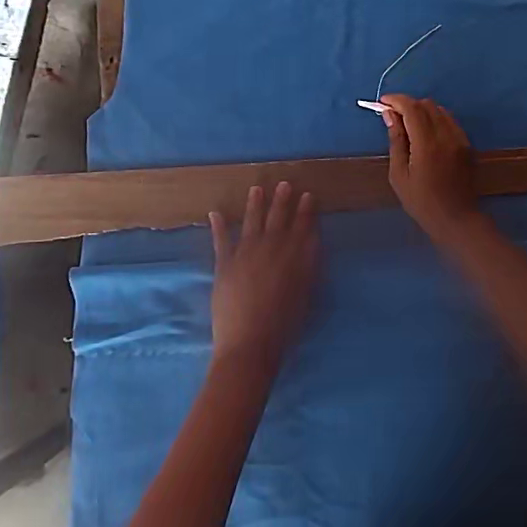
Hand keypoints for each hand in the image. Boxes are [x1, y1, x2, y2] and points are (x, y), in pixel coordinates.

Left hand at [208, 182, 318, 368]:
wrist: (250, 343)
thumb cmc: (285, 324)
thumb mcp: (306, 293)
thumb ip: (308, 265)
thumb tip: (311, 241)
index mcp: (294, 256)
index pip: (302, 227)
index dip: (305, 210)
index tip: (307, 195)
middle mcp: (271, 248)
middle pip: (278, 218)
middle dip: (282, 200)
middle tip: (285, 184)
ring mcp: (245, 253)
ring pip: (252, 221)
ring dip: (255, 204)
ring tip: (257, 189)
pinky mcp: (224, 263)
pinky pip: (221, 239)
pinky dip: (218, 225)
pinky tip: (215, 212)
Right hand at [380, 94, 480, 237]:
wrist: (456, 219)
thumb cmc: (422, 202)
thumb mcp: (399, 175)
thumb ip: (396, 141)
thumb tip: (389, 115)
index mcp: (427, 144)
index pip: (412, 108)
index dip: (396, 100)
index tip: (383, 102)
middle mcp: (447, 136)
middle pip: (427, 105)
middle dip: (408, 105)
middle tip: (393, 116)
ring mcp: (460, 139)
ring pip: (440, 110)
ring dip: (423, 111)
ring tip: (409, 125)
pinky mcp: (467, 145)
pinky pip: (450, 122)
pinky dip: (436, 120)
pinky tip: (427, 134)